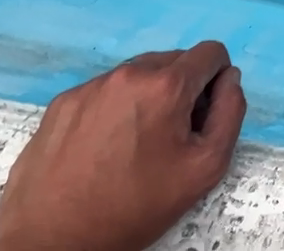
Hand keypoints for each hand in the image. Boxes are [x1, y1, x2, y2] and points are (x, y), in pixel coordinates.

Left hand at [0, 41, 247, 250]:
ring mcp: (89, 87)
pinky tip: (101, 147)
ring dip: (146, 95)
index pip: (211, 53)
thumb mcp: (206, 168)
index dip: (215, 81)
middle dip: (181, 89)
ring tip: (132, 143)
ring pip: (138, 74)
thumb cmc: (135, 208)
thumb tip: (228, 78)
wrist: (52, 246)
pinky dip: (112, 108)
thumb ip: (231, 111)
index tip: (200, 117)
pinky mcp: (60, 104)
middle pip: (174, 61)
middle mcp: (128, 74)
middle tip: (167, 135)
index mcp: (167, 85)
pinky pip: (103, 90)